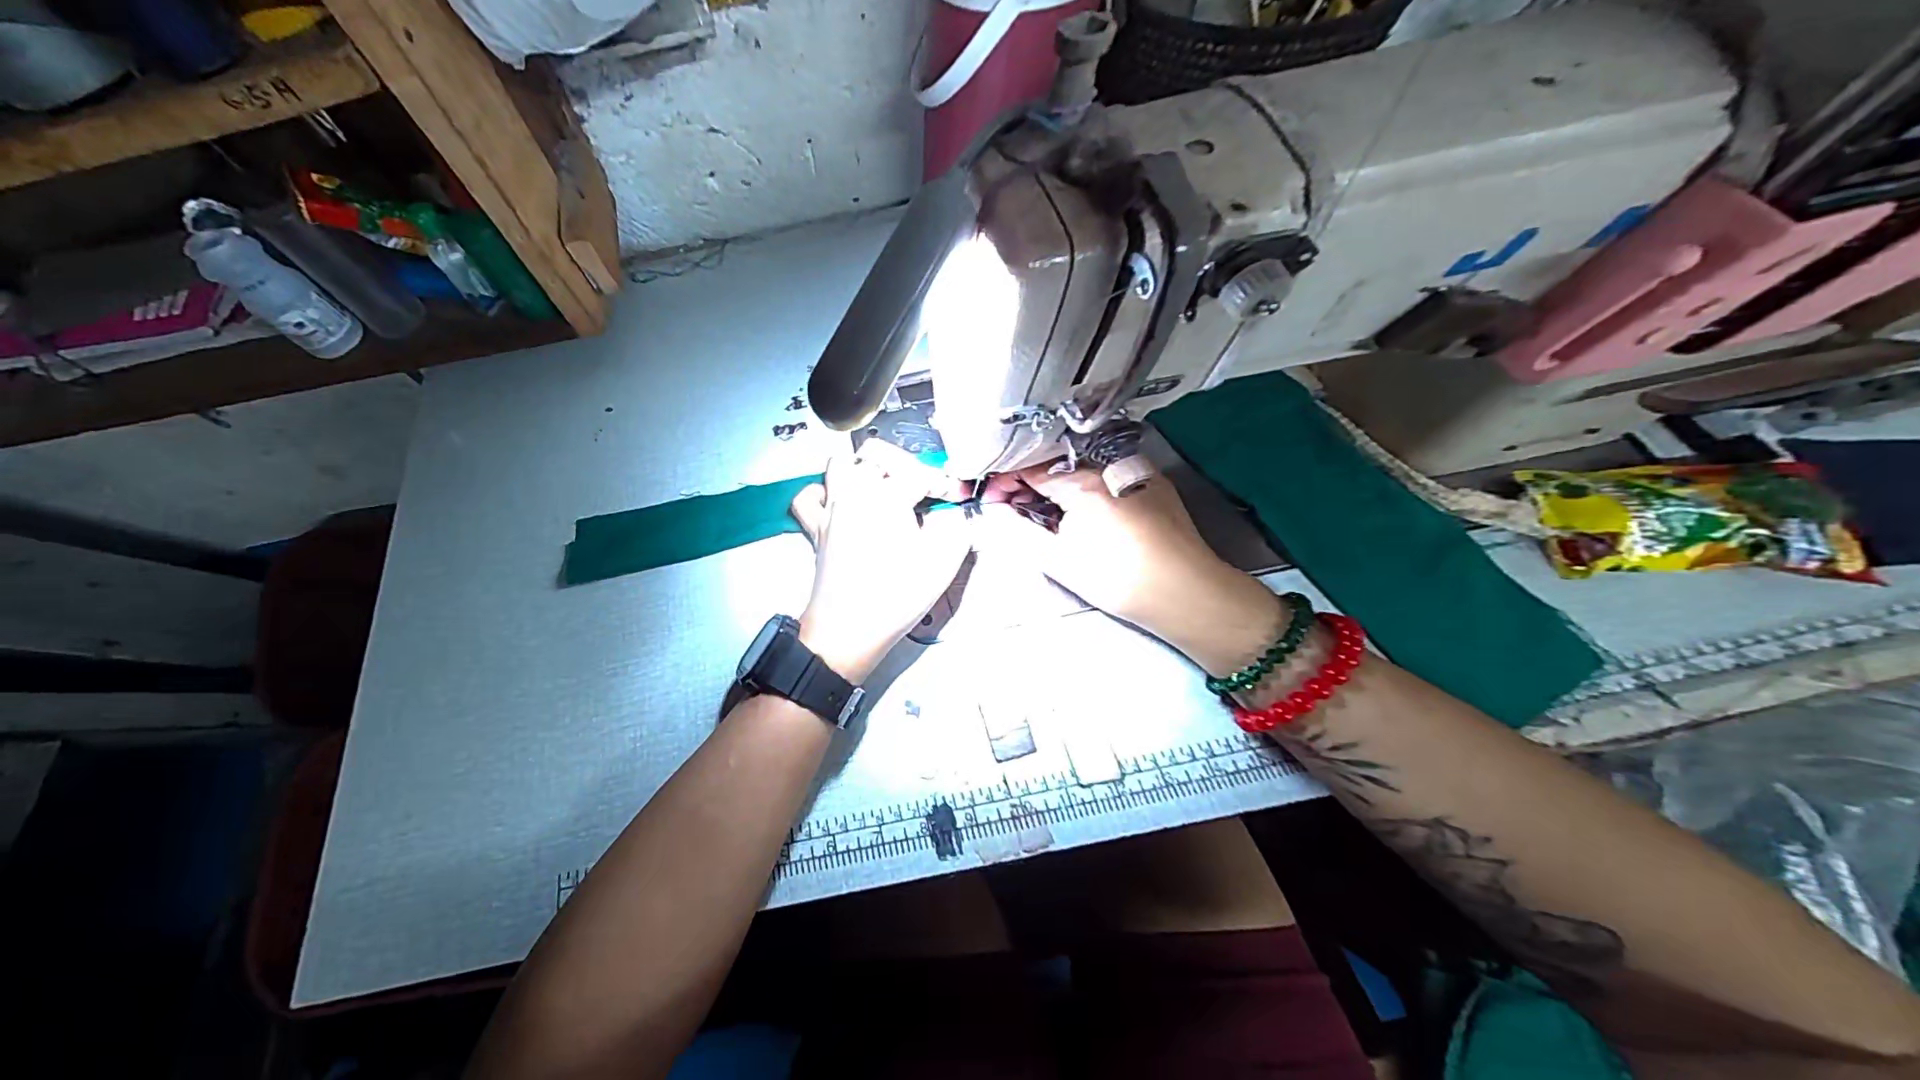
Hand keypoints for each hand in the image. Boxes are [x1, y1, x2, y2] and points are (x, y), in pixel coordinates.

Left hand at [788, 442, 971, 681]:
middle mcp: (855, 496)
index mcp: (887, 498)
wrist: (848, 631)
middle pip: (877, 454)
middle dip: (903, 464)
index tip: (952, 495)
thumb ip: (956, 528)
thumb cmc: (891, 599)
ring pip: (841, 464)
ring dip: (863, 468)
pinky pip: (810, 497)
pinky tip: (839, 502)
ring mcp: (831, 510)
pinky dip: (823, 492)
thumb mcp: (942, 563)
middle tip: (920, 485)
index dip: (942, 482)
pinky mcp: (816, 529)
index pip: (919, 473)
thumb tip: (955, 515)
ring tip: (884, 487)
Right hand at [977, 464, 1284, 675]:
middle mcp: (1110, 467)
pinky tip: (1081, 523)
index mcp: (1085, 481)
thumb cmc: (1122, 580)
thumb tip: (992, 512)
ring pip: (1081, 478)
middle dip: (1028, 490)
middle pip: (1056, 471)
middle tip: (1012, 515)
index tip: (989, 500)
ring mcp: (1135, 474)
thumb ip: (1017, 532)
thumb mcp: (1059, 560)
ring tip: (1044, 523)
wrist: (1189, 594)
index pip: (1030, 469)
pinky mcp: (1152, 487)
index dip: (1004, 483)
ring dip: (1057, 495)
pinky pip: (1106, 484)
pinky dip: (1085, 498)